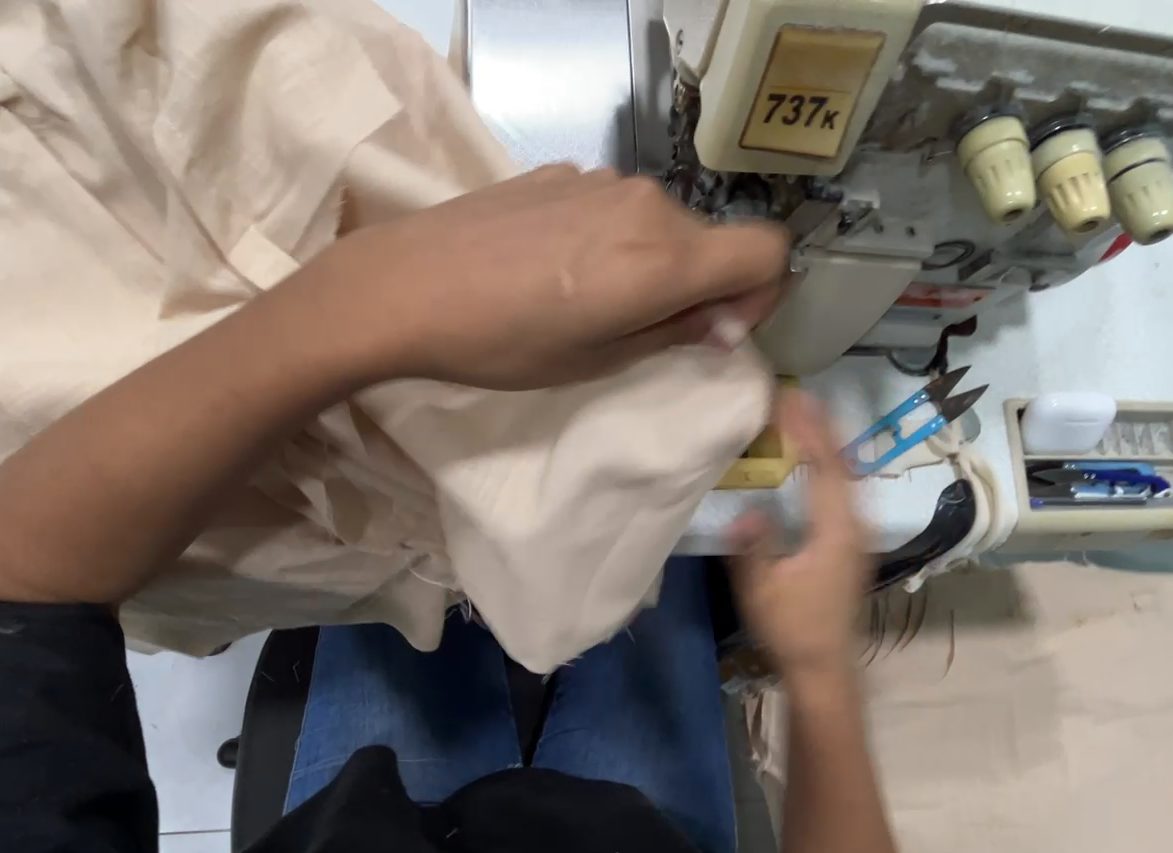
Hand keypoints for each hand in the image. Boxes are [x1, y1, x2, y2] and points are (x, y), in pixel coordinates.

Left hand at [300, 165, 790, 389]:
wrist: (406, 286)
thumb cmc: (501, 343)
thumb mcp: (594, 360)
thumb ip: (672, 333)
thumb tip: (720, 322)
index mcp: (662, 257)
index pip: (766, 251)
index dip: (760, 295)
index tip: (715, 329)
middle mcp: (644, 203)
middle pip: (711, 239)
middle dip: (698, 287)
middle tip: (641, 331)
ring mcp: (599, 180)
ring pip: (660, 223)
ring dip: (650, 264)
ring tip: (588, 302)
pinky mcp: (561, 172)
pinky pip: (614, 208)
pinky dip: (611, 240)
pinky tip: (554, 269)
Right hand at [727, 391, 874, 678]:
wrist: (824, 665)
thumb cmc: (792, 629)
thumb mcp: (763, 591)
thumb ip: (756, 548)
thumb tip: (747, 511)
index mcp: (836, 532)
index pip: (824, 469)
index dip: (807, 432)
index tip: (788, 400)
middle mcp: (855, 527)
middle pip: (843, 465)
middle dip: (821, 428)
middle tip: (797, 397)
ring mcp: (858, 536)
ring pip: (848, 478)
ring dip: (828, 445)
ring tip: (806, 418)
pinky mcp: (852, 545)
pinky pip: (845, 492)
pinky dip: (830, 467)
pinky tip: (817, 464)